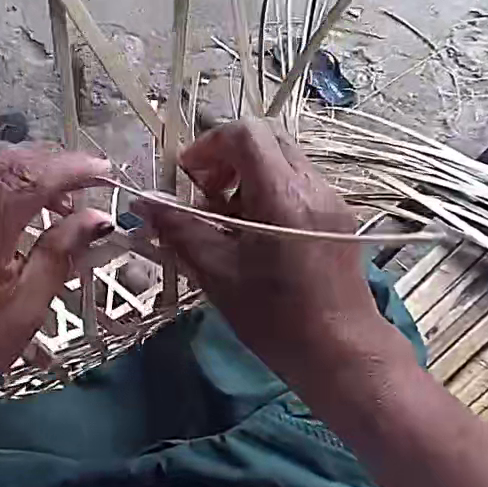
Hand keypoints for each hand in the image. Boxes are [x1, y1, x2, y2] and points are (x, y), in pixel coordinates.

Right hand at [140, 118, 386, 375]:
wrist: (342, 353)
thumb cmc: (276, 319)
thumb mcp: (218, 273)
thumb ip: (180, 229)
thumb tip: (145, 203)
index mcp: (283, 195)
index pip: (245, 133)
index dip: (209, 146)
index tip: (190, 178)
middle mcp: (313, 185)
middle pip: (266, 139)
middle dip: (228, 158)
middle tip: (207, 196)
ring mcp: (331, 198)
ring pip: (282, 159)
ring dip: (248, 176)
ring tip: (230, 221)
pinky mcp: (338, 214)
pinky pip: (298, 182)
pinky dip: (269, 192)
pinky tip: (258, 234)